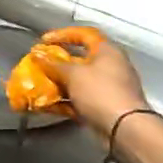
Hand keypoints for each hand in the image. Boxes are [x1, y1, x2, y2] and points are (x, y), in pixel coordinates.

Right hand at [35, 27, 150, 135]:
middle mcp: (109, 66)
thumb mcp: (73, 74)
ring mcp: (107, 88)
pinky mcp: (103, 107)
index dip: (62, 34)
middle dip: (56, 63)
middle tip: (39, 65)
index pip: (84, 34)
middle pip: (79, 59)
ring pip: (78, 82)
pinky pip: (79, 100)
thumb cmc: (101, 92)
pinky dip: (63, 102)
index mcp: (107, 51)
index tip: (43, 40)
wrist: (124, 129)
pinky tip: (45, 105)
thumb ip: (53, 64)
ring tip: (37, 86)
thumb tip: (37, 55)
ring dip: (57, 84)